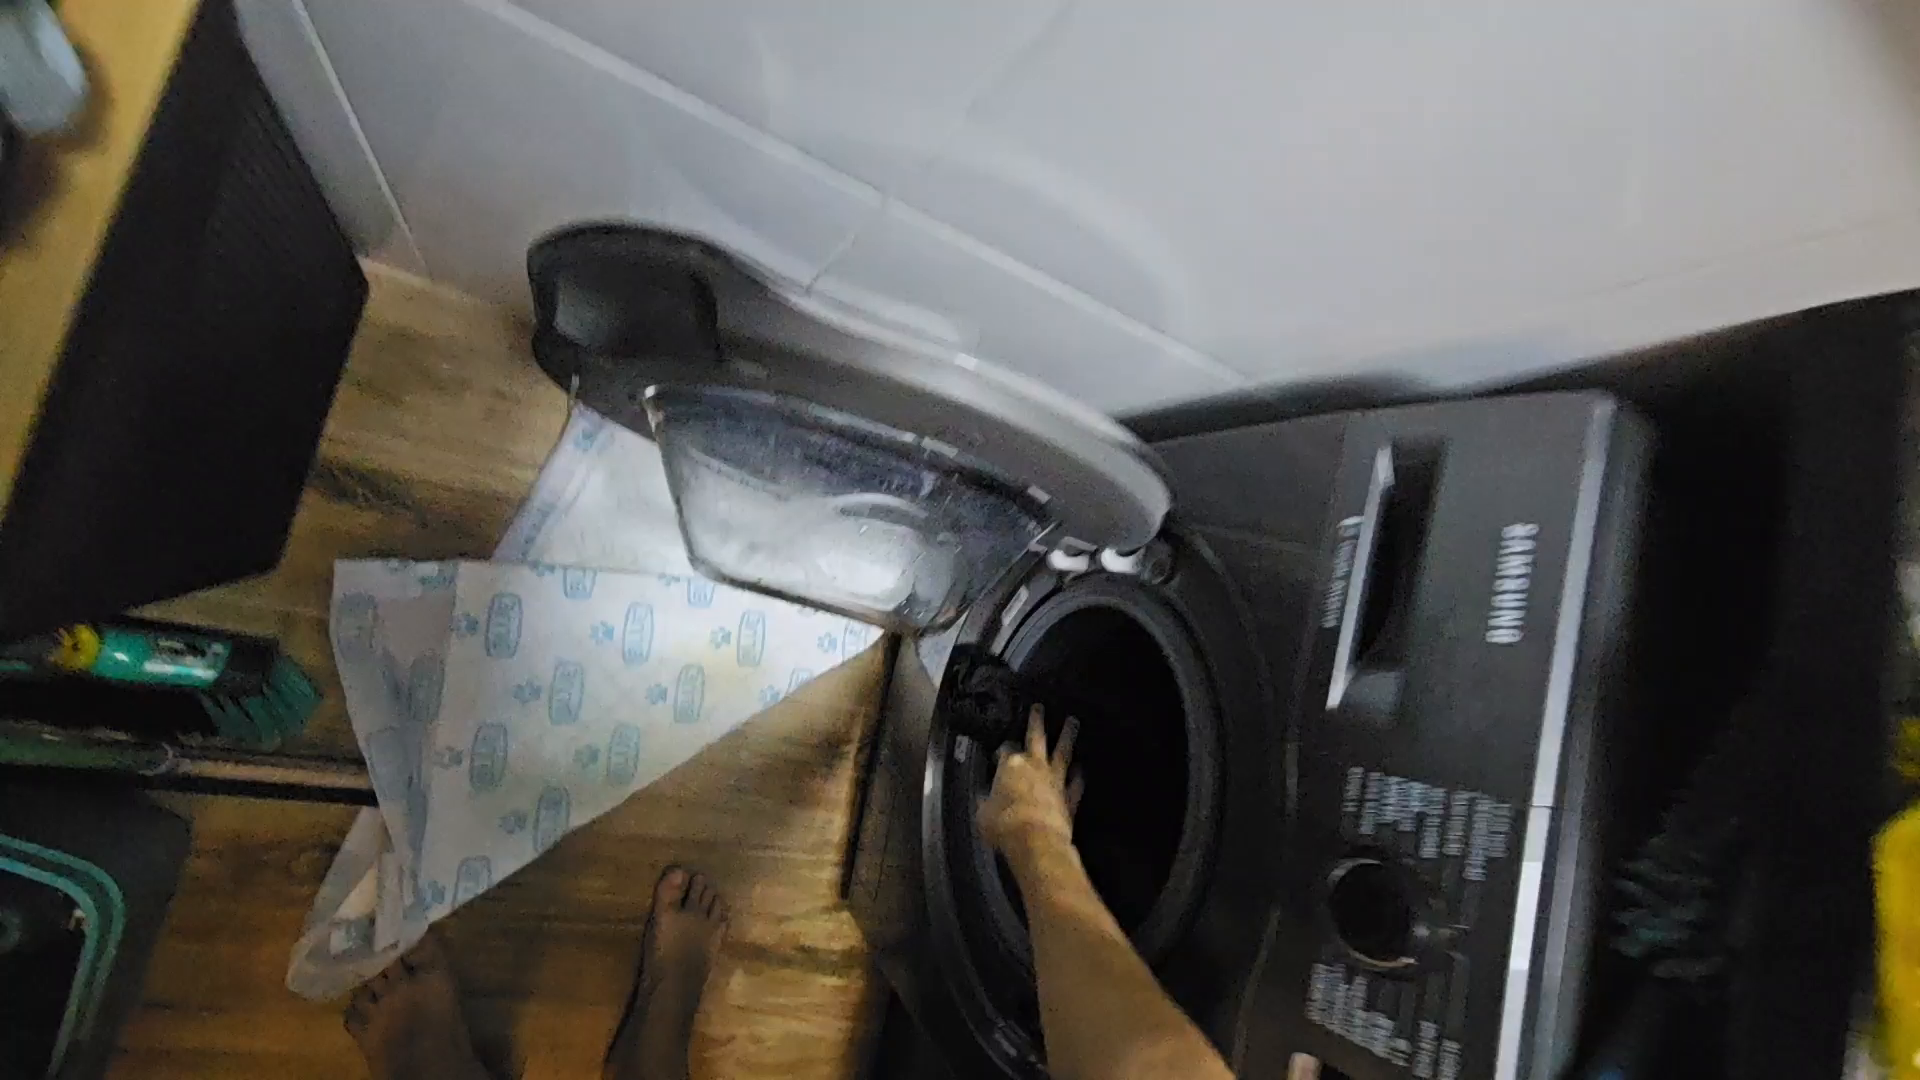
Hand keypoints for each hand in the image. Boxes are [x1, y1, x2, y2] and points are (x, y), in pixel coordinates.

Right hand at [979, 705, 1083, 869]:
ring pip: (1062, 752)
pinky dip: (1079, 776)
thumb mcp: (983, 813)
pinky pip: (1075, 783)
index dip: (1002, 750)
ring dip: (1068, 736)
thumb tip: (984, 798)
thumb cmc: (1003, 824)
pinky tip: (1081, 769)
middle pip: (1036, 738)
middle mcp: (1034, 766)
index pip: (1006, 750)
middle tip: (1040, 707)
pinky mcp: (1069, 798)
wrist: (1036, 841)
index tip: (1000, 751)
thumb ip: (986, 800)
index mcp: (1010, 765)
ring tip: (1073, 721)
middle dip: (1036, 721)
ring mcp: (1055, 780)